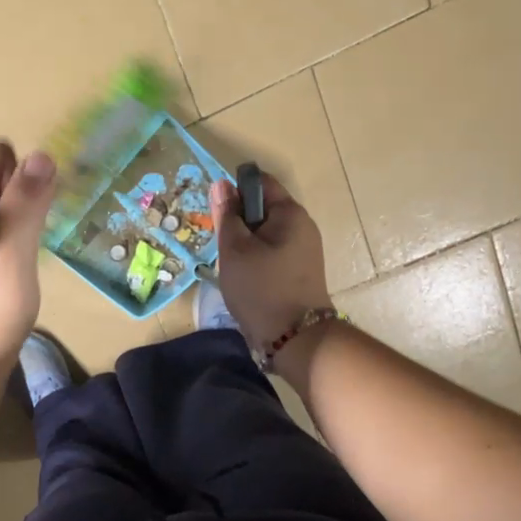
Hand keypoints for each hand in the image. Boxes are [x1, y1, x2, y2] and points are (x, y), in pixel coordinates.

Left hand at [0, 143, 55, 377]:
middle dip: (18, 201)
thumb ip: (27, 201)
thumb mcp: (12, 252)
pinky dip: (7, 234)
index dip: (18, 184)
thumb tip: (42, 155)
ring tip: (13, 258)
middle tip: (18, 244)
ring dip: (16, 220)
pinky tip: (8, 264)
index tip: (21, 224)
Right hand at [211, 173, 333, 349]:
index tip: (216, 214)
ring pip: (266, 235)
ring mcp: (304, 251)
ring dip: (246, 245)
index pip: (260, 183)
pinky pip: (273, 254)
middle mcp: (303, 226)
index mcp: (290, 213)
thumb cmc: (260, 289)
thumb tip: (221, 184)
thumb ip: (227, 216)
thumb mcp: (235, 251)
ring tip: (230, 266)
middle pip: (263, 210)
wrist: (294, 337)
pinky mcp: (300, 272)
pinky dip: (256, 261)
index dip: (235, 191)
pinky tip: (244, 279)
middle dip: (239, 223)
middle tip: (220, 246)